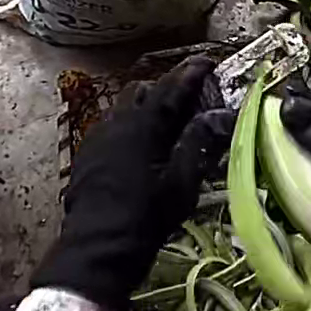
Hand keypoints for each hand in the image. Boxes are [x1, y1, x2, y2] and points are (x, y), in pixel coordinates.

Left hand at [34, 56, 230, 310]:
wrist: (98, 249)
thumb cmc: (146, 217)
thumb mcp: (182, 181)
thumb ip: (198, 142)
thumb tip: (222, 114)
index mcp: (143, 126)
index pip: (171, 88)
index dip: (191, 72)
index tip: (208, 61)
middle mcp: (118, 123)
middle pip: (145, 90)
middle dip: (169, 87)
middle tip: (193, 96)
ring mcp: (98, 136)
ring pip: (126, 106)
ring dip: (149, 105)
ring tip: (169, 119)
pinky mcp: (89, 152)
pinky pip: (113, 124)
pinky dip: (133, 122)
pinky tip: (143, 143)